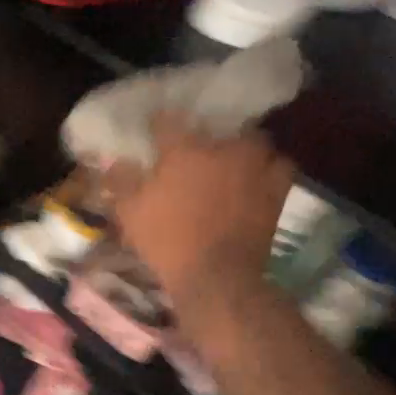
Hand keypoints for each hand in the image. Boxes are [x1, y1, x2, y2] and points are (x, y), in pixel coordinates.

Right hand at [109, 121, 294, 311]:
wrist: (217, 273)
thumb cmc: (166, 239)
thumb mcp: (129, 212)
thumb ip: (121, 181)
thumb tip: (116, 162)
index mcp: (184, 149)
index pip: (167, 121)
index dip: (158, 123)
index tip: (152, 129)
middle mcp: (224, 148)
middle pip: (218, 126)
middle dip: (207, 133)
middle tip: (196, 148)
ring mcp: (256, 166)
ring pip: (253, 141)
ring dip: (241, 147)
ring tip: (230, 160)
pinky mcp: (279, 188)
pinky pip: (277, 165)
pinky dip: (267, 167)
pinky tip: (256, 177)